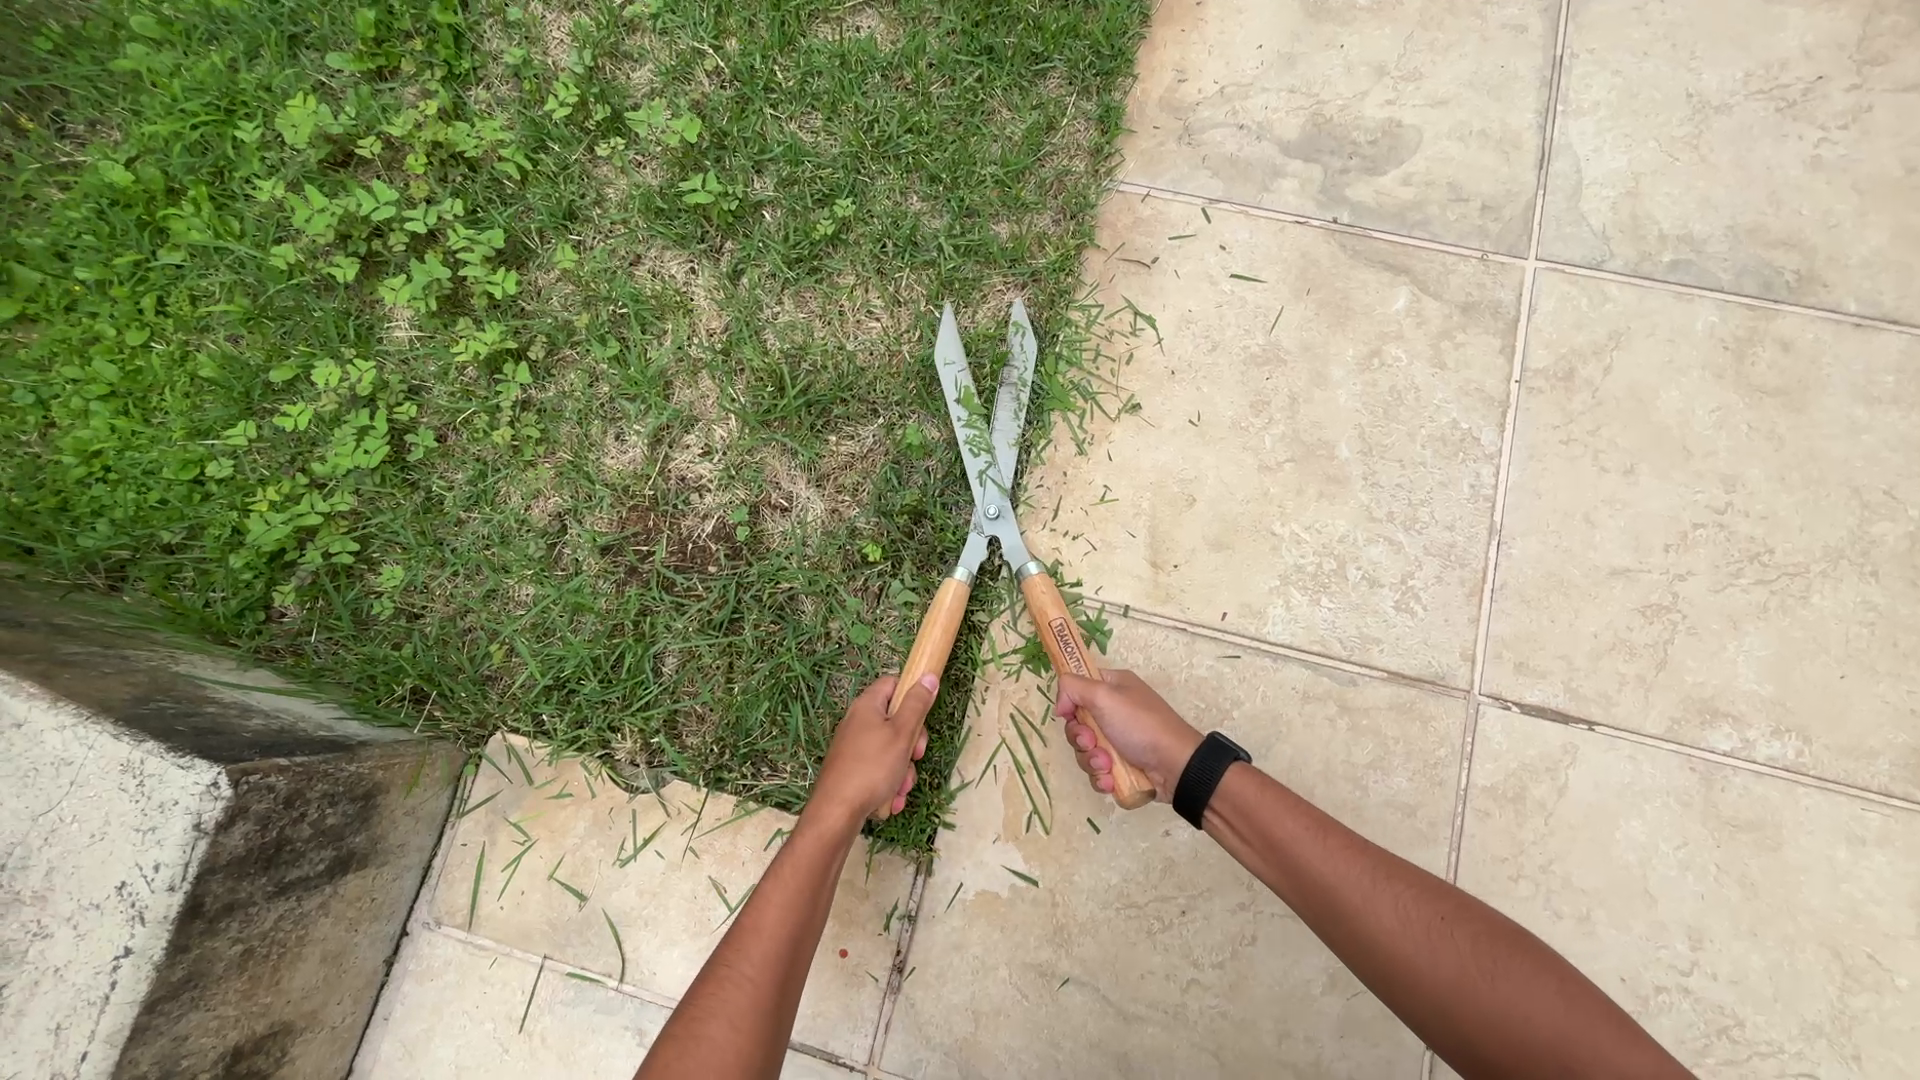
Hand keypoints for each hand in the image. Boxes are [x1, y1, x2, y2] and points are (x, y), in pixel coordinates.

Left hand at [807, 673, 936, 830]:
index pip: (893, 683)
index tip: (923, 715)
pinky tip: (892, 800)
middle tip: (916, 756)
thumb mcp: (902, 733)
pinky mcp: (852, 769)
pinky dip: (889, 782)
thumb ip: (917, 704)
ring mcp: (854, 746)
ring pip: (891, 749)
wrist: (836, 811)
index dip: (912, 695)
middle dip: (912, 743)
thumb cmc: (872, 767)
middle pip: (896, 720)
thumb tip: (928, 676)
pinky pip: (879, 768)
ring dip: (903, 769)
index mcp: (867, 705)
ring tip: (901, 787)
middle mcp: (858, 722)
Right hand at [1054, 669, 1203, 801]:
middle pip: (1077, 723)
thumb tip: (1061, 704)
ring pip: (1085, 750)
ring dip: (1091, 760)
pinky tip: (1111, 780)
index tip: (1068, 714)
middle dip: (1081, 738)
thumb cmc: (1141, 725)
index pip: (1078, 689)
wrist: (1176, 766)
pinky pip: (1097, 770)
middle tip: (1092, 742)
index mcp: (1112, 687)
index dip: (1070, 703)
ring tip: (1107, 765)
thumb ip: (1073, 688)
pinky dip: (1101, 776)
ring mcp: (1119, 739)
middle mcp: (1114, 711)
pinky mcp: (1122, 765)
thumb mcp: (1104, 695)